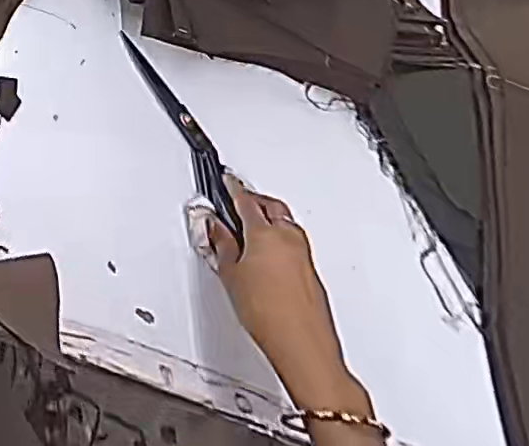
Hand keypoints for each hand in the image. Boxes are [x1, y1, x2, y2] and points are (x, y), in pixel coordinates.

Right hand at [202, 177, 370, 417]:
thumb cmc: (269, 313)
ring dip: (270, 218)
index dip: (233, 188)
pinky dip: (281, 239)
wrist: (303, 347)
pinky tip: (268, 253)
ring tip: (252, 226)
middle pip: (271, 206)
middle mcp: (289, 238)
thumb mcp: (230, 274)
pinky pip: (294, 244)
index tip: (227, 181)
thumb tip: (216, 228)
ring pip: (286, 223)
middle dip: (255, 199)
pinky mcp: (311, 273)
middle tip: (239, 198)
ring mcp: (303, 256)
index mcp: (265, 232)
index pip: (246, 200)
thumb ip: (222, 244)